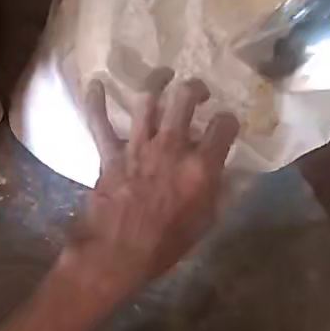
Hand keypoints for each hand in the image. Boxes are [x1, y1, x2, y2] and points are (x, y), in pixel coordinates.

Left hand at [72, 69, 239, 295]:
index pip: (224, 125)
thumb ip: (220, 192)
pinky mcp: (110, 154)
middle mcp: (171, 147)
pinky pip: (99, 122)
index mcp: (200, 166)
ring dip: (156, 82)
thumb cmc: (165, 244)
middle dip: (194, 88)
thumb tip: (234, 173)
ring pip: (147, 101)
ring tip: (163, 77)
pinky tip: (96, 85)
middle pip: (185, 99)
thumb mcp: (205, 223)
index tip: (226, 124)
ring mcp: (137, 147)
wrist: (117, 253)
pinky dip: (95, 103)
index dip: (229, 120)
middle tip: (197, 93)